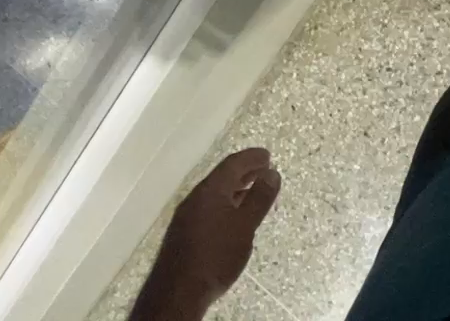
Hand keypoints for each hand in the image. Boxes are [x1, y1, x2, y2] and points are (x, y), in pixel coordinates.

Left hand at [131, 150, 280, 320]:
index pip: (233, 163)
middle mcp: (195, 197)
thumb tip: (272, 173)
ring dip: (235, 190)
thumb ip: (259, 198)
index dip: (252, 157)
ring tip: (252, 193)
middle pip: (222, 177)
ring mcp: (186, 216)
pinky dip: (224, 205)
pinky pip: (207, 209)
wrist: (177, 293)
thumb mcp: (245, 226)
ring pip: (214, 194)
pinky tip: (232, 220)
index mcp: (210, 190)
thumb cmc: (216, 255)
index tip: (268, 156)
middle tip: (264, 170)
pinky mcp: (182, 234)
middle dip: (244, 172)